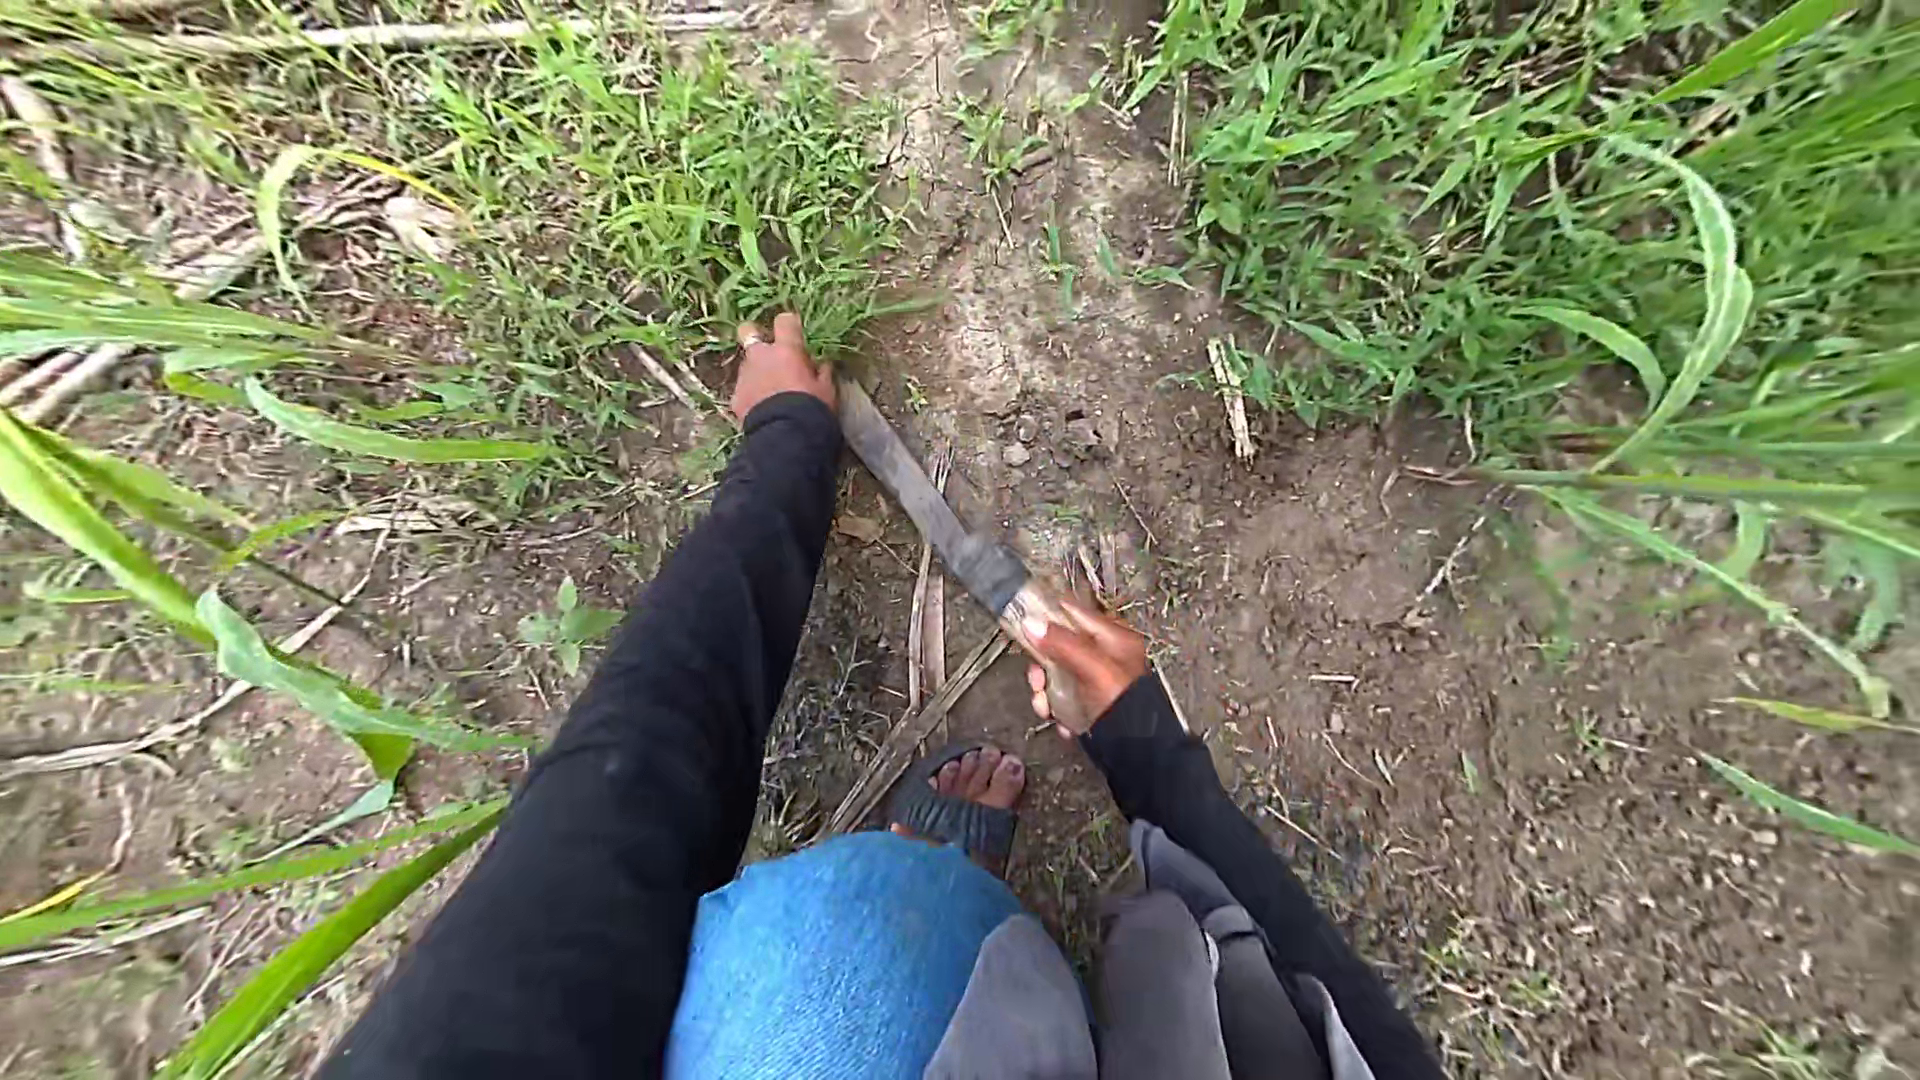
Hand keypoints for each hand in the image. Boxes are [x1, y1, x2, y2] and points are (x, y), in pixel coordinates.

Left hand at [731, 312, 834, 422]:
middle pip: (748, 332)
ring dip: (757, 373)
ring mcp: (744, 376)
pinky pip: (743, 390)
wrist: (787, 436)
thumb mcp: (827, 390)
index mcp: (786, 350)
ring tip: (771, 393)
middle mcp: (760, 357)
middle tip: (771, 353)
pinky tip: (762, 410)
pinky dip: (751, 396)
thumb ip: (822, 373)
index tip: (796, 334)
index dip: (790, 325)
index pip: (784, 321)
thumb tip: (823, 364)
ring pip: (747, 365)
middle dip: (756, 336)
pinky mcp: (736, 397)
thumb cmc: (812, 409)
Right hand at [1023, 599, 1148, 734]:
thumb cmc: (1127, 708)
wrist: (1137, 756)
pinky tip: (1058, 719)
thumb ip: (1063, 644)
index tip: (1025, 619)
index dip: (1049, 615)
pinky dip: (1053, 708)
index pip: (1075, 613)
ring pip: (1056, 674)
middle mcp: (1104, 658)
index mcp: (1114, 639)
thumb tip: (1032, 623)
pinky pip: (1060, 697)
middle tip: (1037, 679)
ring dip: (1044, 691)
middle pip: (1059, 647)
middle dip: (1042, 665)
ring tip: (1045, 705)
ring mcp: (1094, 682)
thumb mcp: (1094, 668)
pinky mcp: (1088, 705)